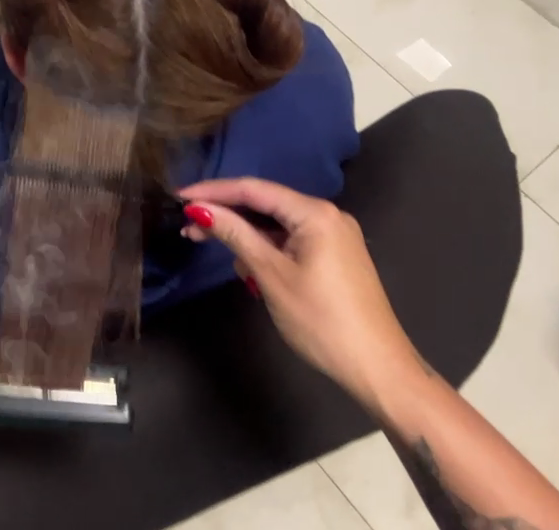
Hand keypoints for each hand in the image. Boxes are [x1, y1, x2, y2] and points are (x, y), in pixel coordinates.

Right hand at [177, 178, 428, 412]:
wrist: (379, 369)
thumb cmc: (321, 320)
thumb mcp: (270, 275)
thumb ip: (235, 235)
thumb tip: (198, 209)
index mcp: (315, 214)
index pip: (253, 190)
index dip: (212, 191)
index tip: (179, 196)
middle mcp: (327, 216)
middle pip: (265, 203)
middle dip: (225, 213)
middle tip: (187, 225)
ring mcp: (333, 236)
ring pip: (276, 223)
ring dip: (243, 232)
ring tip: (209, 245)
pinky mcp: (334, 256)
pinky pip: (290, 239)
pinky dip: (264, 247)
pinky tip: (245, 263)